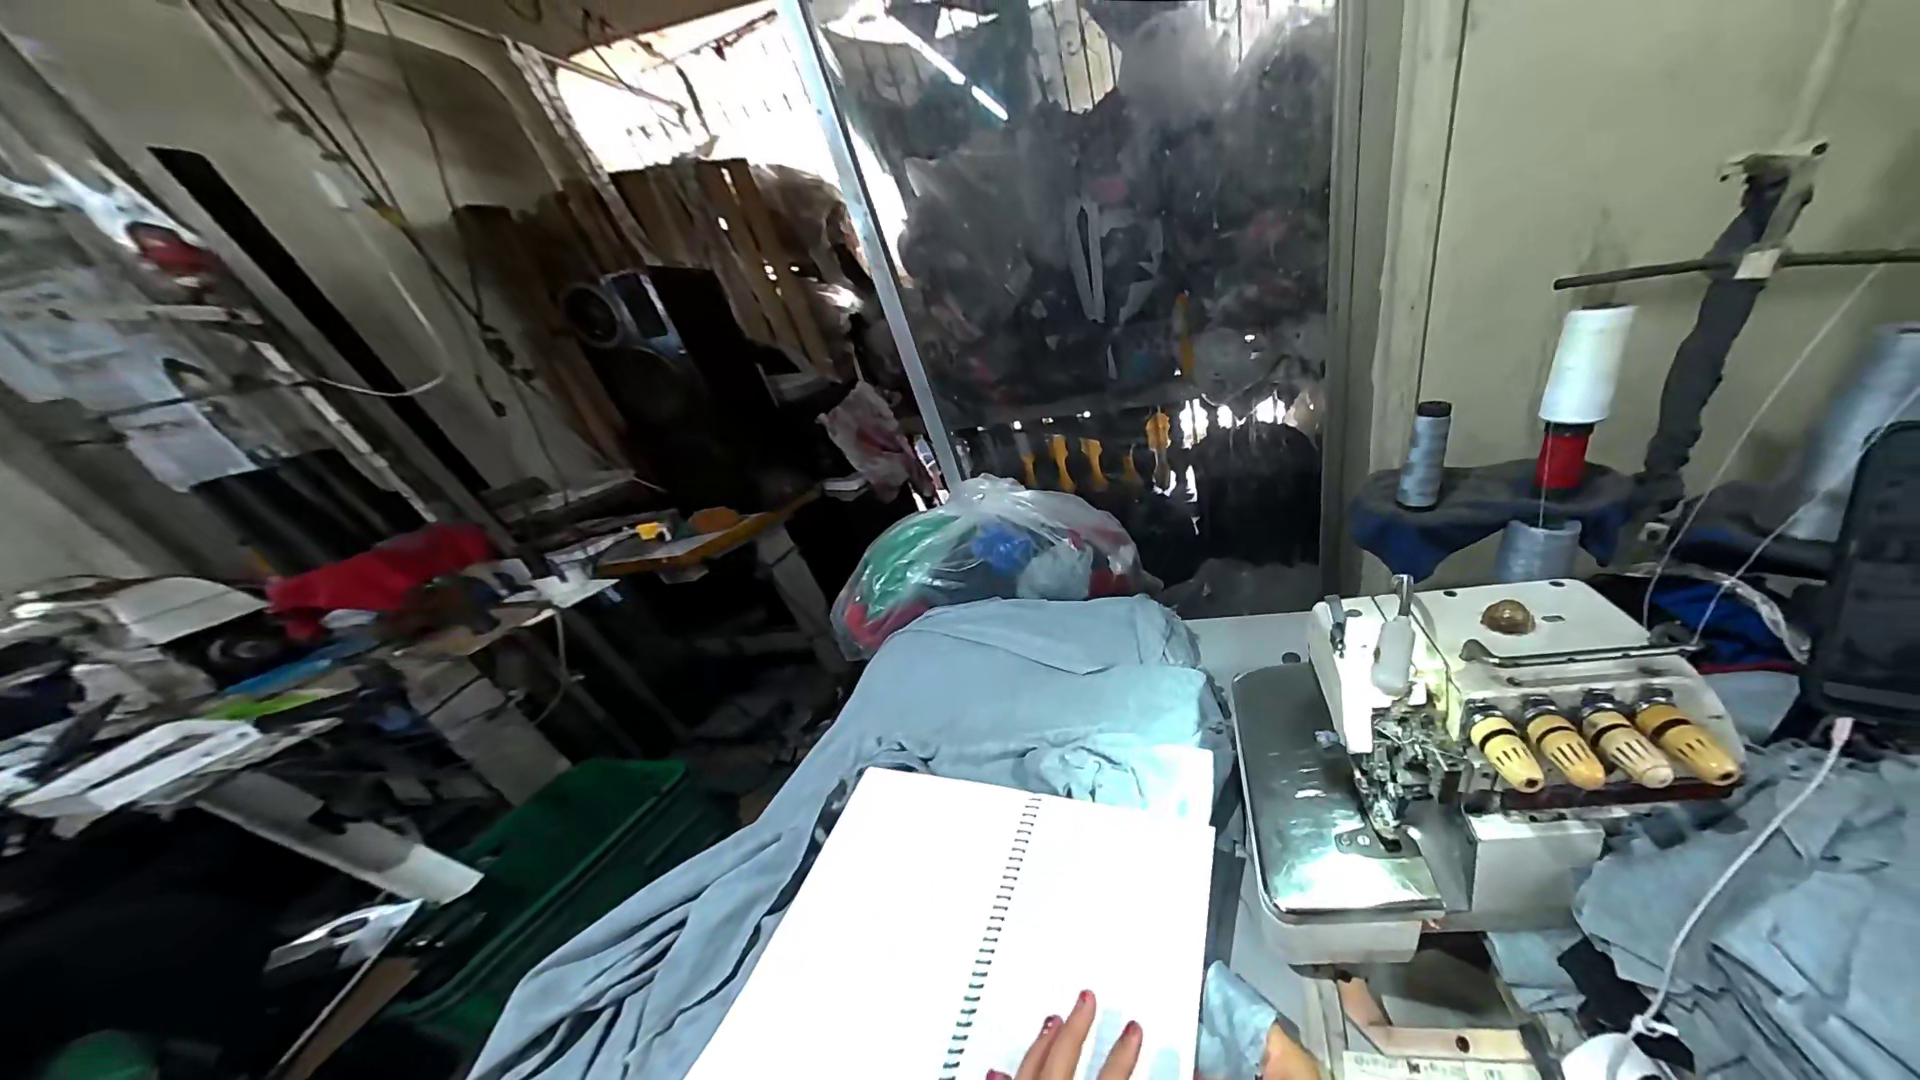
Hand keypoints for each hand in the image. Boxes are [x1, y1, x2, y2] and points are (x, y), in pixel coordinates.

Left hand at [990, 990, 1140, 1079]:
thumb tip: (1131, 1070)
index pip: (1110, 1076)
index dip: (1124, 1052)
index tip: (1133, 1027)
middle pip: (1064, 1055)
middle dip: (1078, 1024)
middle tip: (1087, 996)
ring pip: (1031, 1065)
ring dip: (1043, 1042)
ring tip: (1052, 1020)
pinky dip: (1006, 1076)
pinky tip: (998, 1068)